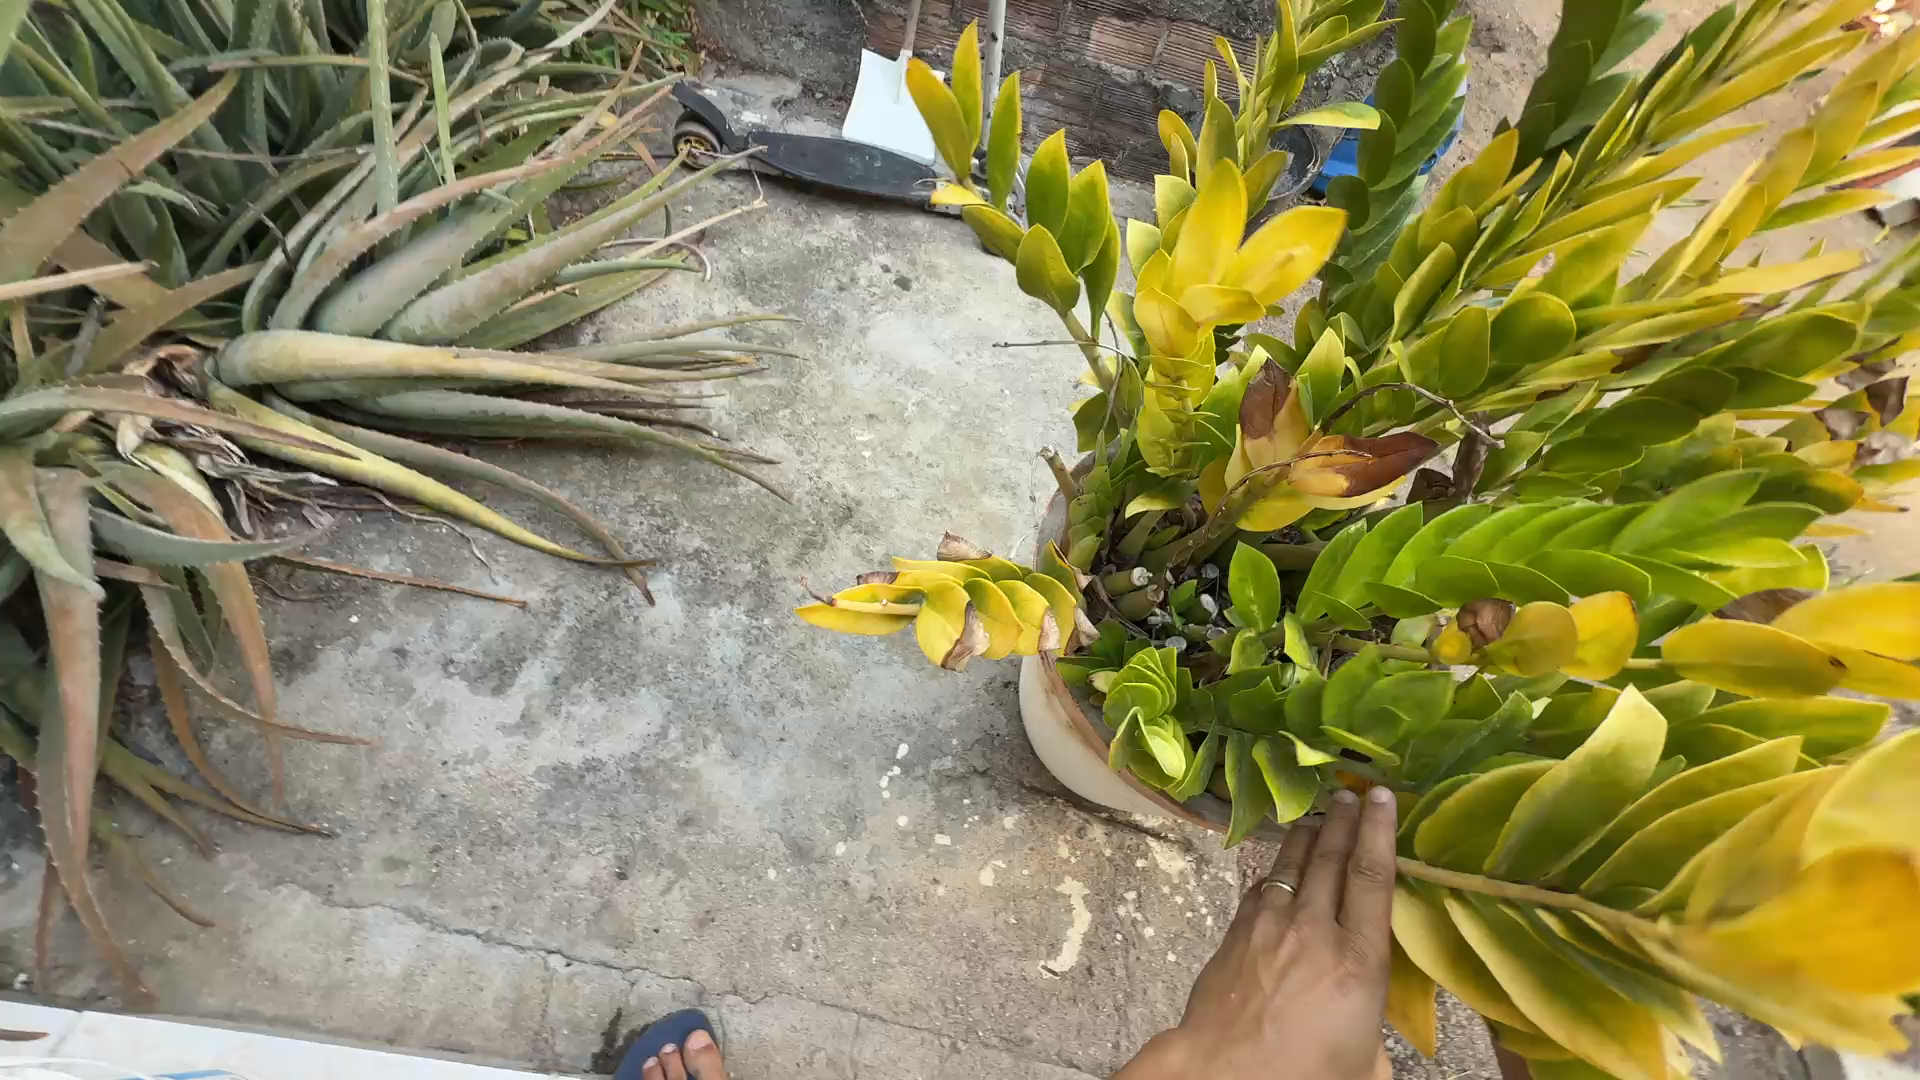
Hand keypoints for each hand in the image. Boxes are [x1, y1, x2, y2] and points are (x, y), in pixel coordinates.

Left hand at [1116, 785, 1398, 1079]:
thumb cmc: (1306, 1074)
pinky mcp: (1239, 926)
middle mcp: (1315, 928)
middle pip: (1331, 858)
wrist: (1227, 1066)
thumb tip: (1360, 1019)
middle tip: (1351, 790)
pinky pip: (1264, 885)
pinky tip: (1282, 864)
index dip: (1379, 832)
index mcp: (1359, 962)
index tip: (1382, 798)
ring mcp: (1271, 922)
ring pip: (1293, 863)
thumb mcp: (1367, 1064)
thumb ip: (1370, 1028)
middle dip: (1343, 820)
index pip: (1372, 879)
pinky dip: (1278, 869)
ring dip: (1308, 835)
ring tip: (1320, 814)